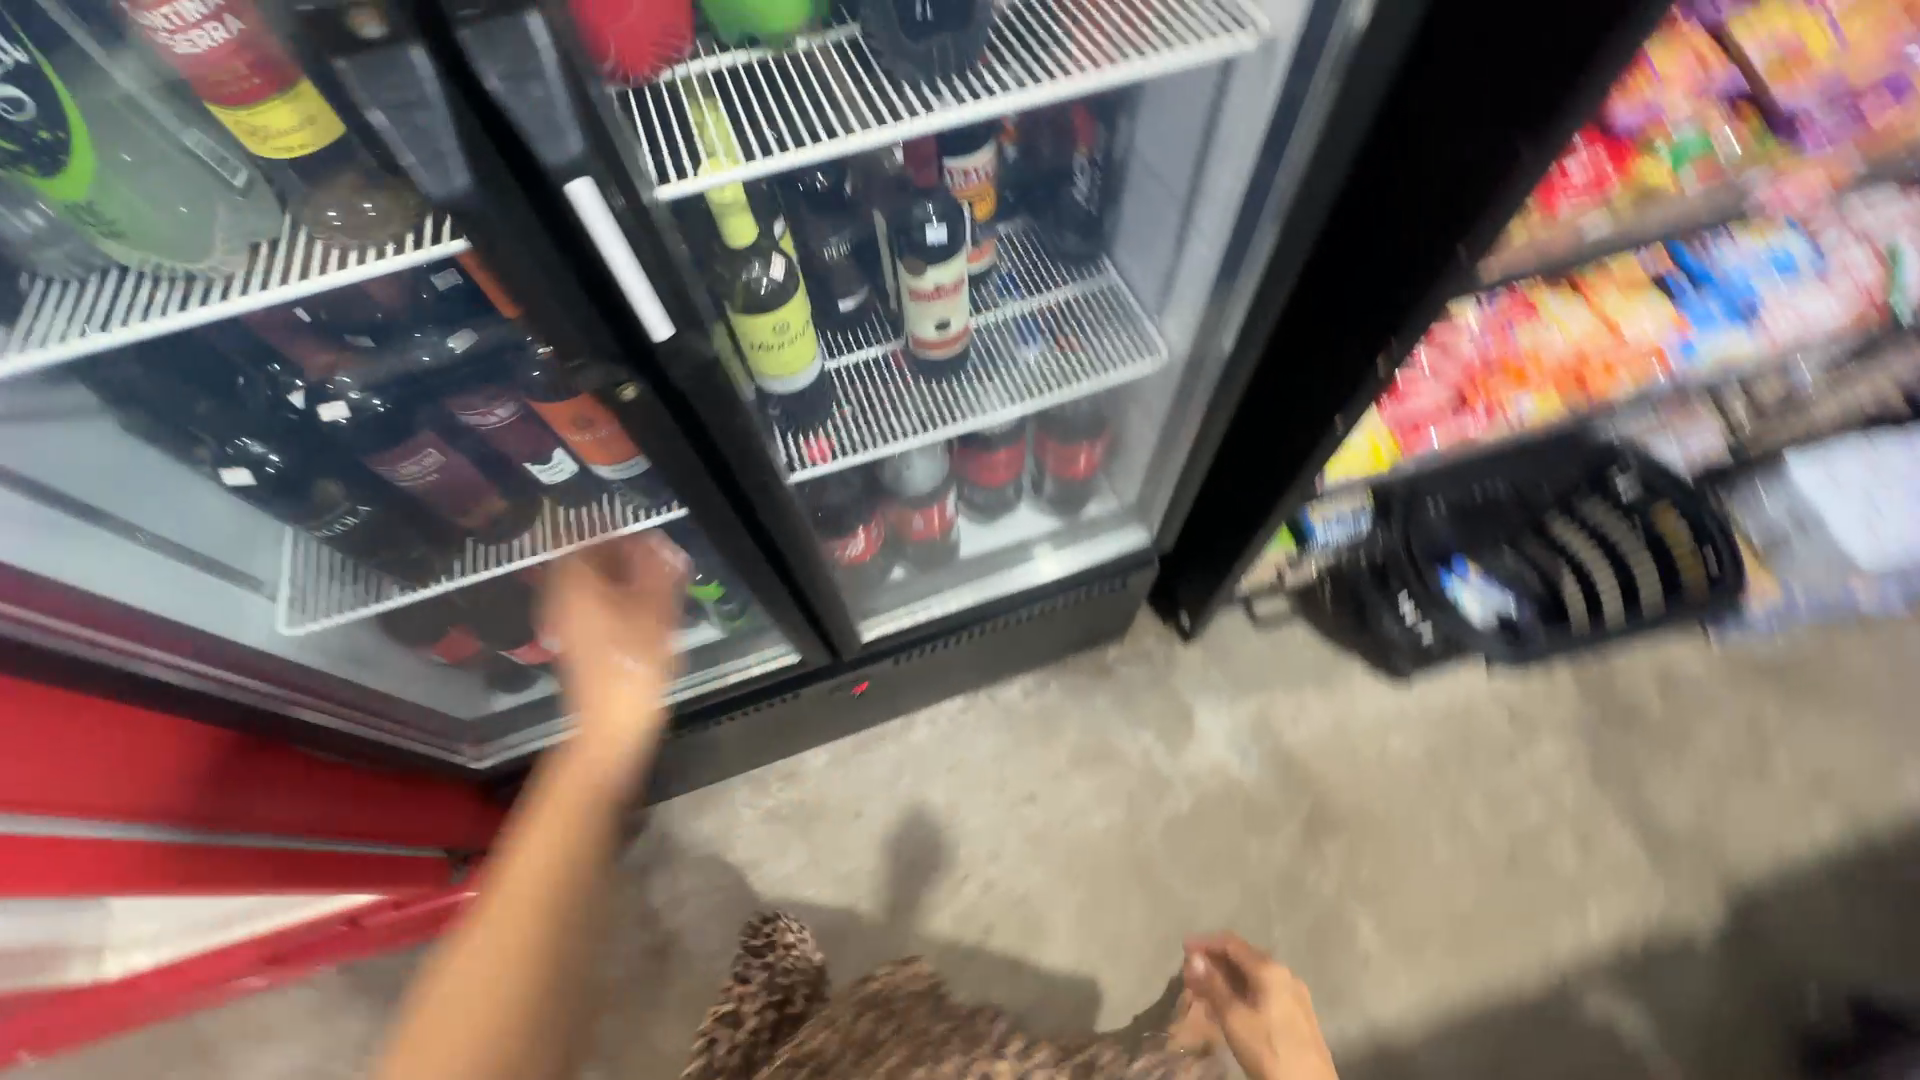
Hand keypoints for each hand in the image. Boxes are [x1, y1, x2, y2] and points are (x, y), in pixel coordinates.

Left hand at [539, 531, 687, 800]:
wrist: (611, 727)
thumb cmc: (634, 666)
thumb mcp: (656, 610)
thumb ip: (658, 569)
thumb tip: (660, 542)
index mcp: (575, 583)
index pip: (589, 537)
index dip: (621, 534)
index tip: (651, 539)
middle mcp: (560, 598)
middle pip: (587, 561)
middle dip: (622, 556)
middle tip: (657, 561)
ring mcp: (562, 622)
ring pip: (590, 585)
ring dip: (621, 579)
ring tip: (654, 587)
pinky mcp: (573, 643)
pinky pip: (591, 606)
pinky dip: (615, 601)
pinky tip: (641, 614)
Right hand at [1181, 933, 1337, 1079]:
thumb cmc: (1268, 1051)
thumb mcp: (1234, 1018)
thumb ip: (1213, 984)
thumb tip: (1194, 957)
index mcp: (1269, 969)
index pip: (1231, 943)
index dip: (1205, 943)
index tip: (1183, 950)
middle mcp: (1284, 973)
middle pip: (1242, 958)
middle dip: (1214, 964)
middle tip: (1189, 978)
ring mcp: (1294, 994)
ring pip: (1252, 977)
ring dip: (1225, 981)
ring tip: (1203, 996)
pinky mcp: (1298, 1013)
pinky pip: (1263, 992)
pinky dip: (1241, 994)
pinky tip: (1228, 1010)